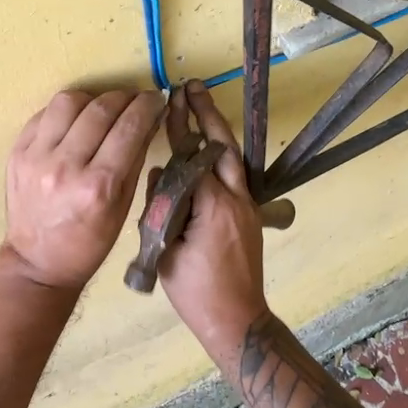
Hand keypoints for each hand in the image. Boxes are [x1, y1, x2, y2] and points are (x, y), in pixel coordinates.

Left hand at [0, 89, 163, 290]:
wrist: (37, 262)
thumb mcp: (123, 207)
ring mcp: (37, 157)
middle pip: (101, 109)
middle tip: (133, 100)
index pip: (129, 127)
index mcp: (98, 186)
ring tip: (101, 108)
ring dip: (92, 99)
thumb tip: (149, 118)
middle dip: (124, 98)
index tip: (156, 99)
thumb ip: (136, 158)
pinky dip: (65, 112)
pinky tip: (75, 121)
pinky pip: (44, 113)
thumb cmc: (89, 241)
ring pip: (68, 101)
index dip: (147, 106)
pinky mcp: (17, 152)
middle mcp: (66, 167)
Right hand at [158, 81, 268, 349]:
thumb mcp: (166, 251)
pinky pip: (234, 174)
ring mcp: (246, 205)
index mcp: (213, 206)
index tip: (170, 100)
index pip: (193, 158)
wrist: (237, 320)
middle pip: (222, 146)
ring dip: (216, 129)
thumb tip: (159, 172)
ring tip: (201, 104)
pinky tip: (207, 146)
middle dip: (206, 114)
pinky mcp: (249, 214)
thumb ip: (162, 209)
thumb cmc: (196, 292)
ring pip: (233, 157)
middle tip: (193, 86)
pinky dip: (220, 153)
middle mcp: (236, 198)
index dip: (180, 130)